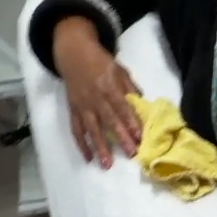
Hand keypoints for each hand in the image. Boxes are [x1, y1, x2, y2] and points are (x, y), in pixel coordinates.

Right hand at [52, 16, 143, 168]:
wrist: (72, 52)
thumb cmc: (101, 62)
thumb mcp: (120, 70)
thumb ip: (131, 89)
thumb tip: (143, 107)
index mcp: (109, 86)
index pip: (122, 107)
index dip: (131, 122)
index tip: (140, 138)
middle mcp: (95, 97)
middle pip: (109, 121)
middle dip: (121, 138)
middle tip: (130, 155)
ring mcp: (82, 105)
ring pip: (91, 129)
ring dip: (99, 147)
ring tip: (107, 164)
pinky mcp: (73, 109)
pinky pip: (76, 129)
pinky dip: (81, 144)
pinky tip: (88, 157)